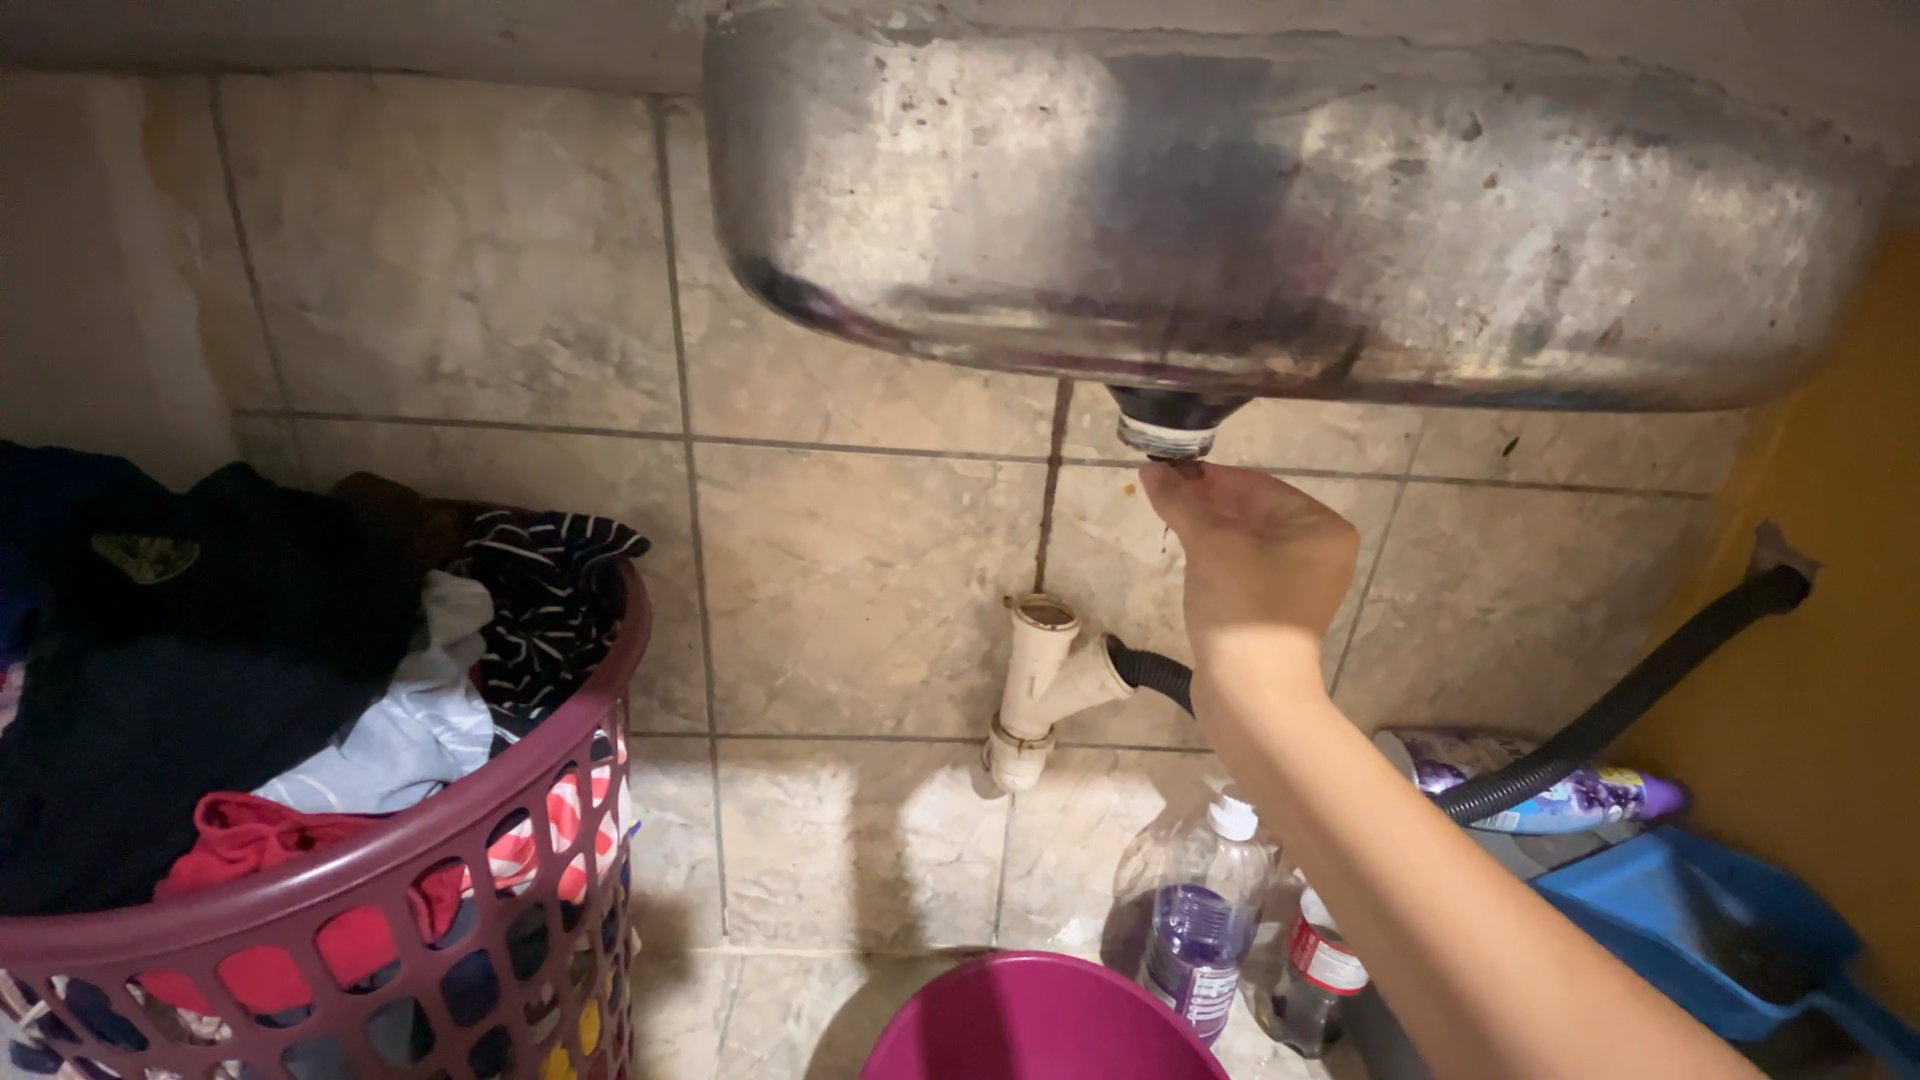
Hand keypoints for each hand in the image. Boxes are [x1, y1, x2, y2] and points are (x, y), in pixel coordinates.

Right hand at [1139, 463, 1359, 674]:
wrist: (1251, 692)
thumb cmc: (1241, 606)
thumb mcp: (1209, 544)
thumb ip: (1180, 502)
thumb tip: (1150, 469)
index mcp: (1320, 528)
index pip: (1257, 485)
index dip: (1208, 475)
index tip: (1166, 471)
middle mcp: (1318, 551)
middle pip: (1253, 510)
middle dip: (1206, 500)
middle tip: (1161, 494)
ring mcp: (1300, 582)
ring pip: (1246, 538)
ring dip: (1207, 526)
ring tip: (1168, 519)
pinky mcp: (1276, 607)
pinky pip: (1245, 565)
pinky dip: (1216, 554)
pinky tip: (1187, 553)